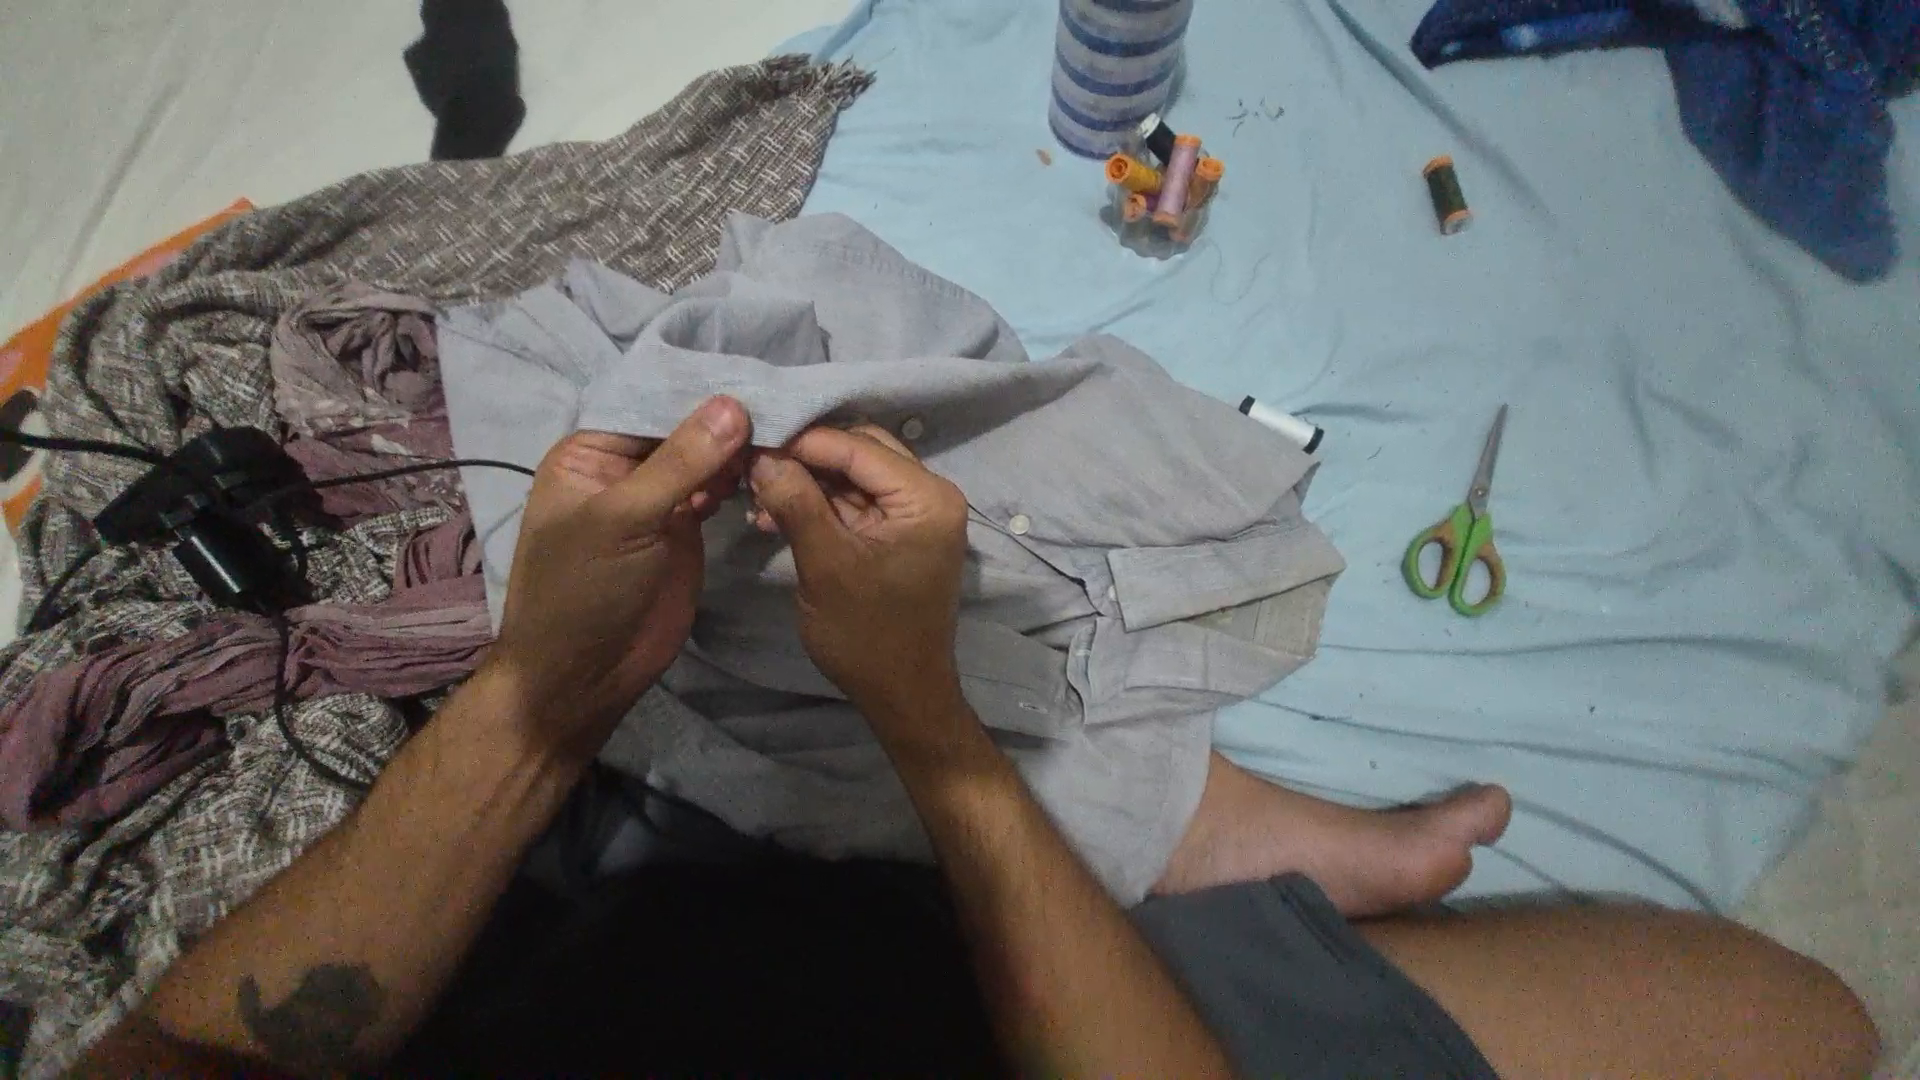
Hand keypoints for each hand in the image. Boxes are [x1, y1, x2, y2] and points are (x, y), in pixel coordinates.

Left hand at [488, 396, 750, 758]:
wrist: (588, 673)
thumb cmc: (584, 590)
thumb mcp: (625, 519)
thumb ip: (681, 463)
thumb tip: (733, 405)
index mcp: (593, 452)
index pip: (651, 404)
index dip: (700, 392)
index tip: (756, 378)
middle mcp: (627, 468)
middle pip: (683, 430)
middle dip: (726, 422)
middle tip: (784, 410)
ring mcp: (660, 499)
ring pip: (705, 460)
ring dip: (738, 452)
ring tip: (783, 438)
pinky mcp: (687, 527)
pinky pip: (718, 491)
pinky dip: (741, 483)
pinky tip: (767, 473)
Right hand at [746, 424, 970, 724]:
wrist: (901, 693)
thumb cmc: (868, 634)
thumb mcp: (826, 564)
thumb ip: (797, 502)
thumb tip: (760, 453)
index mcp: (927, 497)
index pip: (858, 446)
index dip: (802, 442)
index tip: (749, 442)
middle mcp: (930, 495)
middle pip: (860, 452)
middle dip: (805, 459)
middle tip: (752, 466)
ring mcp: (916, 515)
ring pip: (854, 477)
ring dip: (807, 484)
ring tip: (756, 497)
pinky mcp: (900, 534)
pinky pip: (857, 504)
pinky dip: (820, 507)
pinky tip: (775, 517)